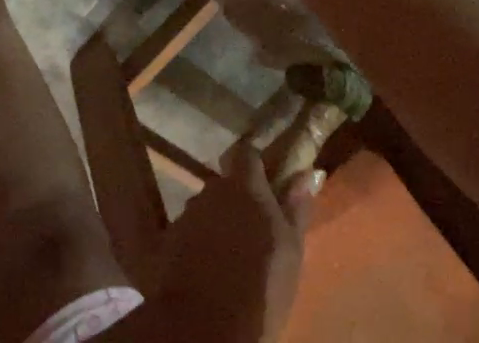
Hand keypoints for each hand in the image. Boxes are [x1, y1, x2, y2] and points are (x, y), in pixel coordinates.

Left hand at [150, 143, 317, 342]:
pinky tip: (211, 268)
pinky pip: (190, 233)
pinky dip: (200, 244)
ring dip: (219, 223)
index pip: (245, 154)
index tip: (267, 179)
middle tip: (256, 230)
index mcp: (244, 187)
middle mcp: (211, 191)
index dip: (255, 163)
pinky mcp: (169, 240)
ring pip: (207, 209)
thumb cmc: (262, 285)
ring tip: (234, 254)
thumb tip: (309, 173)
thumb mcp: (292, 249)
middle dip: (238, 200)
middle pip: (225, 185)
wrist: (206, 324)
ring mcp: (187, 215)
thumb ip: (296, 208)